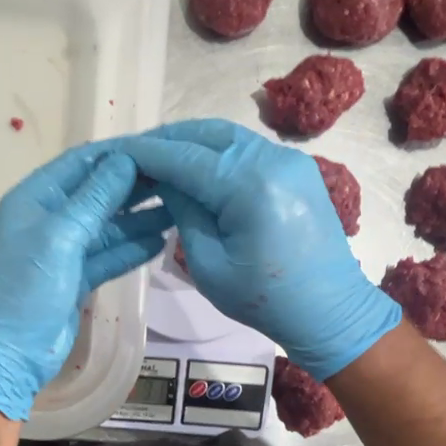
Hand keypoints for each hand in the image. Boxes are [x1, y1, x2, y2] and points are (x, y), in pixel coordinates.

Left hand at [0, 144, 170, 420]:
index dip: (117, 153)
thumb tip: (125, 161)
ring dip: (139, 217)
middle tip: (179, 175)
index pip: (81, 163)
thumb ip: (94, 199)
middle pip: (98, 192)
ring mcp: (63, 251)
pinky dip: (132, 249)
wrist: (10, 355)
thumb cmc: (25, 291)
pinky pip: (108, 256)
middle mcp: (49, 219)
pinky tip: (162, 240)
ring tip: (180, 206)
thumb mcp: (59, 238)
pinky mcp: (76, 279)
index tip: (158, 146)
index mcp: (35, 199)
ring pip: (107, 226)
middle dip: (134, 184)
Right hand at [119, 120, 399, 381]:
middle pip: (207, 133)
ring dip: (191, 143)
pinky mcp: (296, 169)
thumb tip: (164, 180)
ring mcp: (289, 160)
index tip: (115, 154)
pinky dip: (216, 153)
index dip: (146, 154)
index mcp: (249, 185)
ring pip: (228, 136)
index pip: (184, 158)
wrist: (330, 311)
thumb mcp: (208, 265)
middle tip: (132, 154)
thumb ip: (184, 213)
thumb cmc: (264, 301)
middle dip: (167, 140)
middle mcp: (272, 159)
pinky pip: (247, 150)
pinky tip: (195, 169)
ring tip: (158, 159)